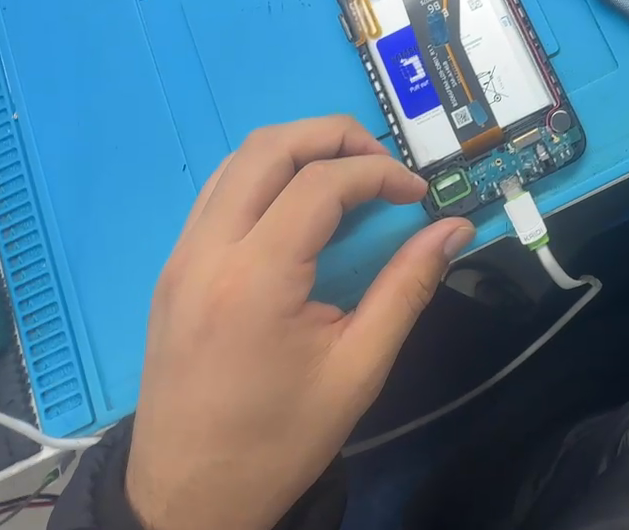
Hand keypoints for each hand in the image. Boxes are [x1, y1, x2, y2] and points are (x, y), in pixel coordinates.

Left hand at [125, 116, 473, 529]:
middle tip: (383, 165)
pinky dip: (268, 174)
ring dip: (299, 148)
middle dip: (336, 135)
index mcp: (254, 279)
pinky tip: (301, 205)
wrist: (185, 504)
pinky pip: (221, 189)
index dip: (379, 172)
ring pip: (239, 159)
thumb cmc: (278, 441)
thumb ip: (408, 287)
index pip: (321, 183)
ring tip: (348, 176)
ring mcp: (181, 256)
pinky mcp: (173, 267)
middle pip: (271, 146)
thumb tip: (456, 228)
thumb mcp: (359, 369)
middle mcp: (207, 251)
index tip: (417, 194)